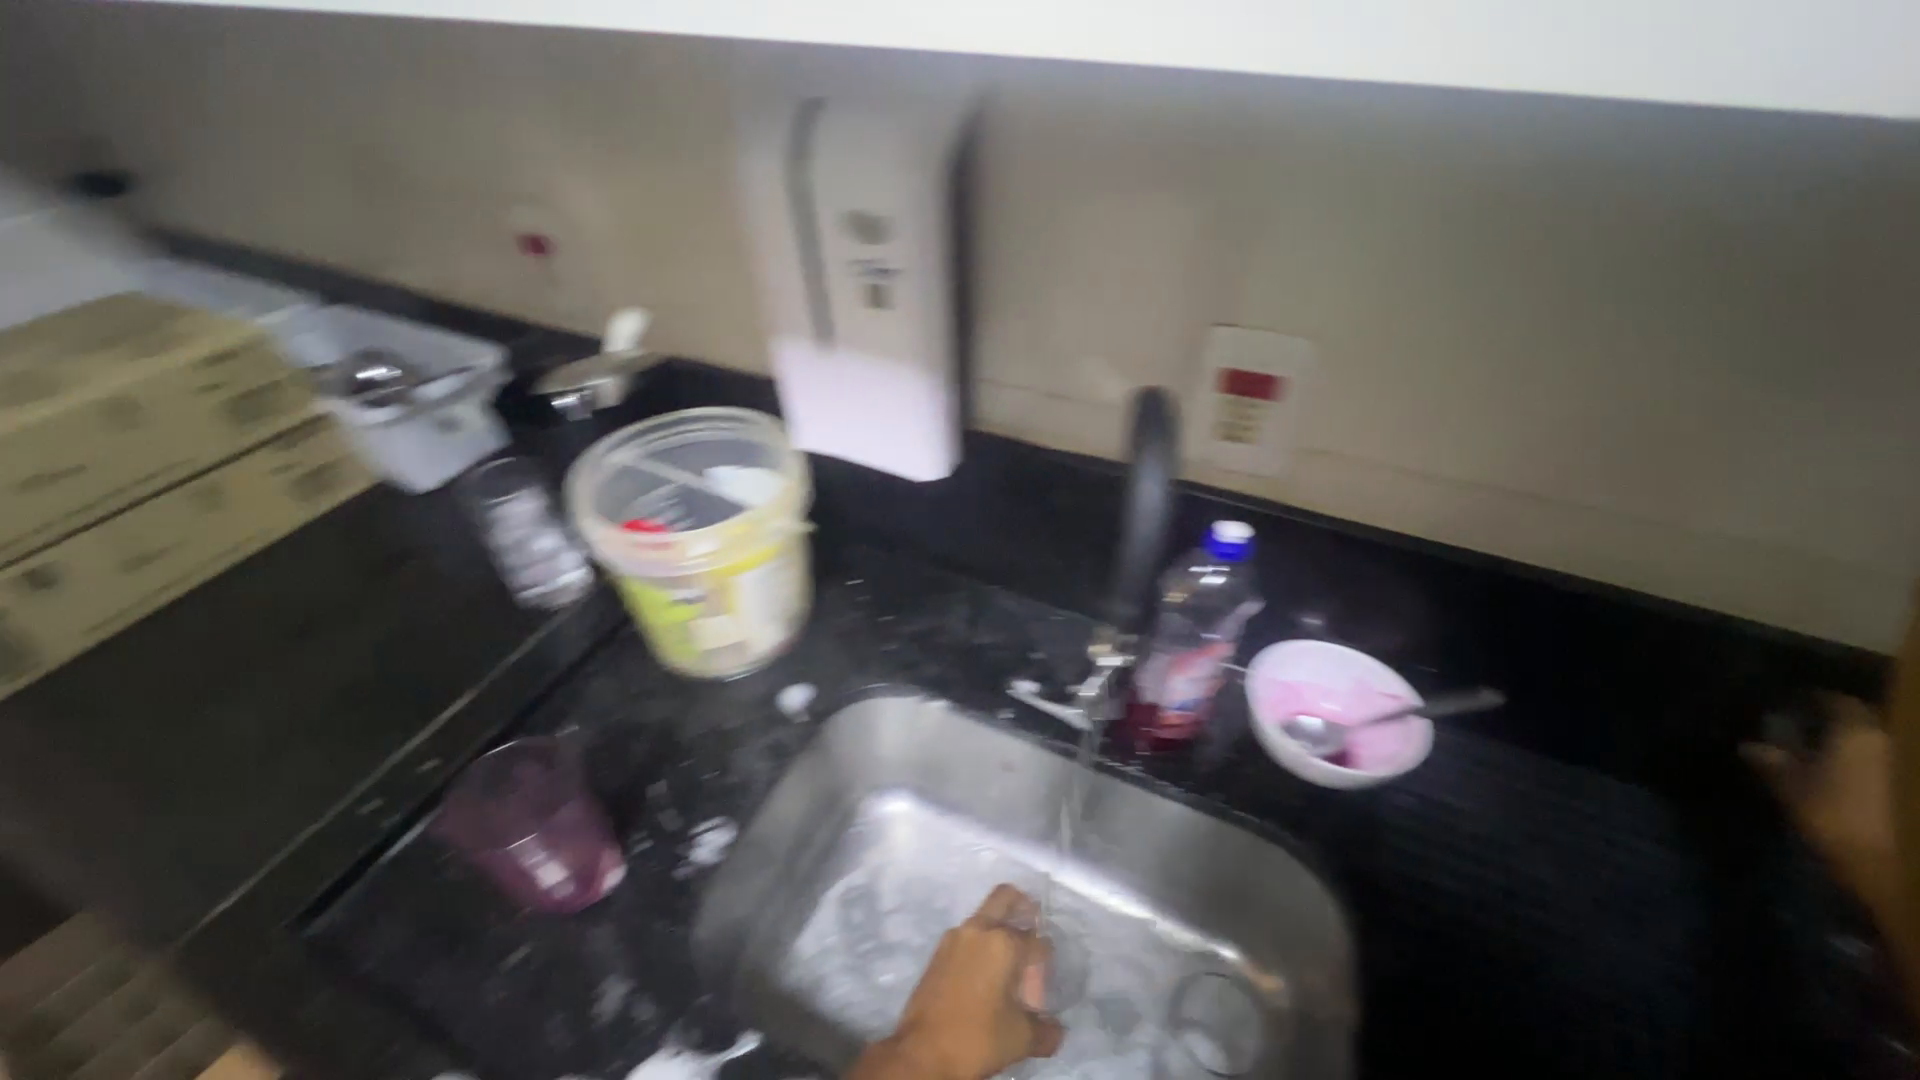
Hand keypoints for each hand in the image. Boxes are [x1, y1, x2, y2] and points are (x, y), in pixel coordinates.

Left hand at [851, 884, 1063, 1079]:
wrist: (922, 1051)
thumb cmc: (978, 1037)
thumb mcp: (1021, 1039)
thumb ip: (1047, 1030)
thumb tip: (1056, 1030)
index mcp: (1004, 943)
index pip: (1039, 943)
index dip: (1044, 968)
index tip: (1039, 993)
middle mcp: (979, 930)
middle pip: (1005, 897)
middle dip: (1024, 907)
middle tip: (1033, 928)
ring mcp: (954, 938)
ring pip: (984, 918)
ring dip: (999, 932)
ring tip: (1007, 968)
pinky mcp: (938, 952)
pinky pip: (968, 938)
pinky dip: (980, 947)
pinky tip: (984, 978)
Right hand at [1743, 695, 1897, 895]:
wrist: (1876, 861)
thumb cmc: (1828, 810)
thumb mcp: (1786, 781)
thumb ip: (1769, 758)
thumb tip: (1750, 745)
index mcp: (1856, 733)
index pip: (1836, 701)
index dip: (1810, 697)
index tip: (1783, 698)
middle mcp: (1880, 742)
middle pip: (1853, 719)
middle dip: (1824, 717)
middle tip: (1789, 718)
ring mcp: (1891, 765)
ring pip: (1860, 739)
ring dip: (1835, 738)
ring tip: (1802, 741)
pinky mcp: (1891, 786)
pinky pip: (1865, 759)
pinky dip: (1844, 757)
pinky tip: (1820, 765)